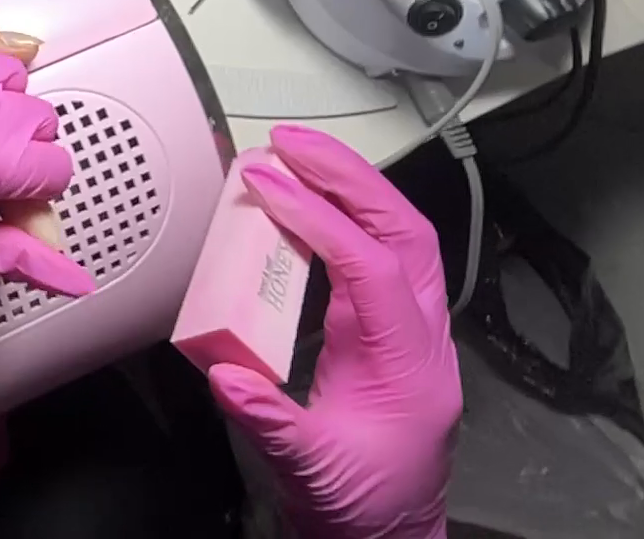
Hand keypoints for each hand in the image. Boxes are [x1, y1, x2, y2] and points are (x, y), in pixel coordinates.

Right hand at [207, 126, 460, 538]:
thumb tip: (226, 373)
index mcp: (409, 366)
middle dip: (348, 176)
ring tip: (294, 151)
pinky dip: (339, 209)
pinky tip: (301, 195)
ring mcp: (404, 323)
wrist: (387, 527)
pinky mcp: (381, 320)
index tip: (264, 184)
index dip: (318, 218)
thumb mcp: (312, 470)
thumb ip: (271, 421)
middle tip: (289, 142)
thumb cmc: (361, 500)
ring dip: (347, 183)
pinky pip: (372, 247)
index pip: (370, 268)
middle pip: (403, 231)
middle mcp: (418, 334)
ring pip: (396, 232)